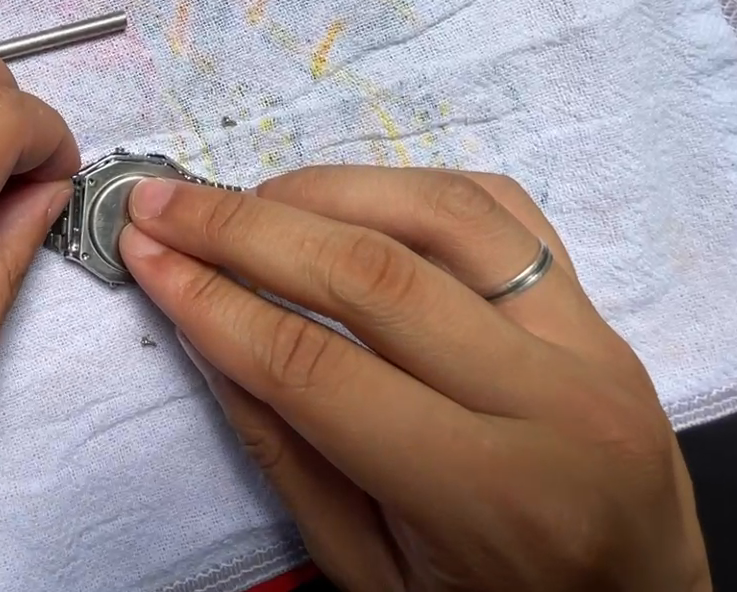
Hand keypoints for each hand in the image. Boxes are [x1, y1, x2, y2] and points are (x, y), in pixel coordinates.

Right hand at [119, 167, 710, 590]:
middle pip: (366, 271)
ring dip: (314, 188)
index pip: (311, 365)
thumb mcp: (358, 560)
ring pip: (436, 210)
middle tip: (159, 200)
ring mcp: (593, 340)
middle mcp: (558, 403)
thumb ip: (274, 436)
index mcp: (492, 497)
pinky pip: (493, 203)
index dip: (208, 296)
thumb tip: (194, 315)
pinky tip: (337, 201)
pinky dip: (397, 183)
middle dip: (236, 224)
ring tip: (241, 201)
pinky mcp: (598, 306)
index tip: (138, 249)